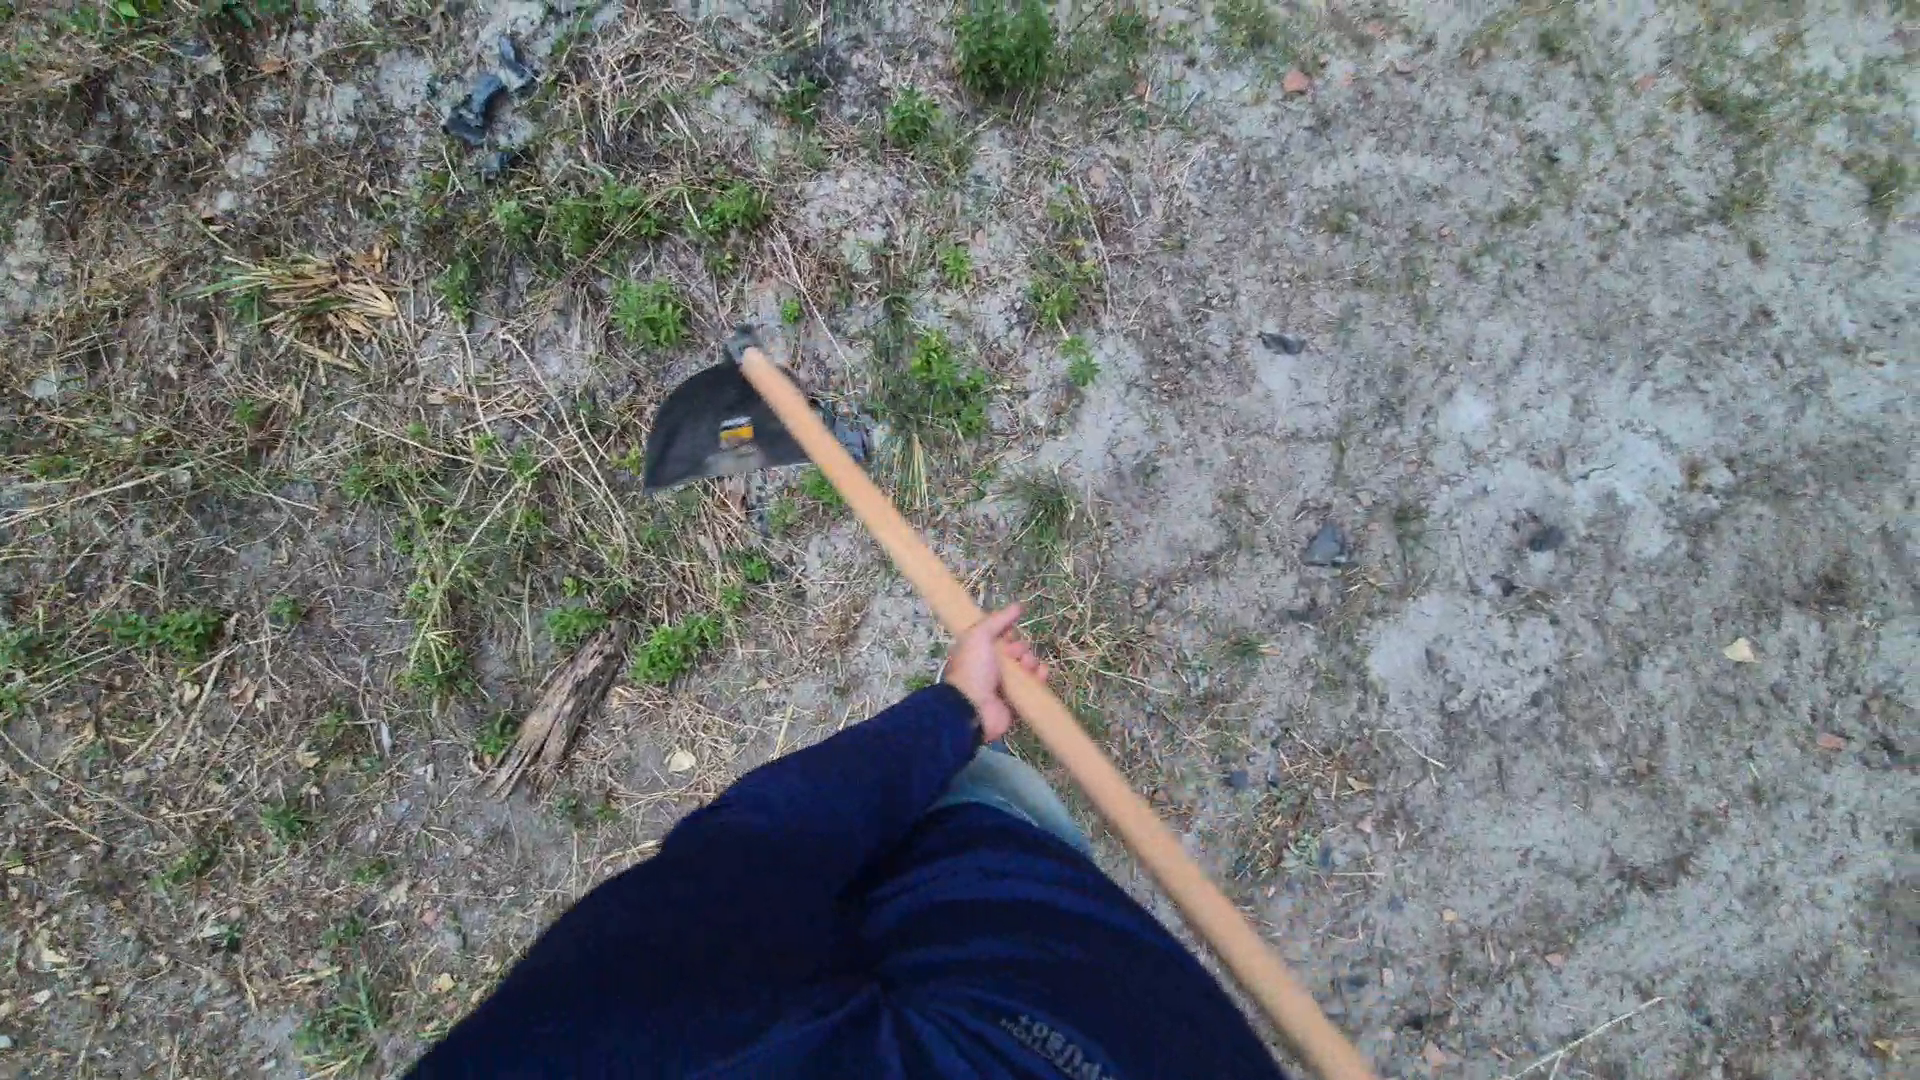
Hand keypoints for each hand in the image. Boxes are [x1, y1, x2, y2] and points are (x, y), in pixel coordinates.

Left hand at [942, 604, 1046, 742]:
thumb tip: (1018, 605)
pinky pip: (1034, 686)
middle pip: (1017, 650)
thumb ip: (998, 619)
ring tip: (1026, 666)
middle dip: (1020, 648)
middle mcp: (992, 667)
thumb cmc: (973, 667)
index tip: (1008, 635)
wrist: (973, 706)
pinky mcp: (1017, 701)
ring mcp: (1005, 685)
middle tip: (1014, 654)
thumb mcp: (979, 635)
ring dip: (1031, 662)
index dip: (1008, 634)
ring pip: (1027, 667)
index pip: (1001, 637)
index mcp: (979, 651)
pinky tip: (1041, 674)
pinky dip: (1040, 678)